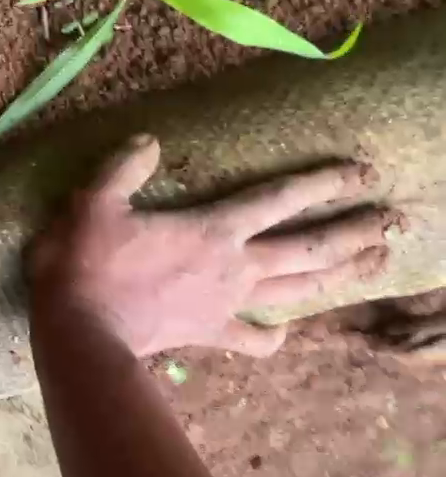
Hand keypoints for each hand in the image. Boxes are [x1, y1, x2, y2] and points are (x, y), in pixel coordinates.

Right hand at [26, 134, 392, 356]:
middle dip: (355, 231)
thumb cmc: (84, 259)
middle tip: (393, 220)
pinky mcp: (212, 331)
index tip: (360, 172)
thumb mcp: (91, 204)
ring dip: (342, 274)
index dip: (319, 183)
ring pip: (300, 287)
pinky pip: (256, 336)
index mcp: (209, 230)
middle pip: (309, 247)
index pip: (275, 199)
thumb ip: (121, 170)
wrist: (82, 323)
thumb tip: (148, 141)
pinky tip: (281, 328)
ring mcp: (228, 302)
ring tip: (376, 262)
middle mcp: (234, 265)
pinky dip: (275, 333)